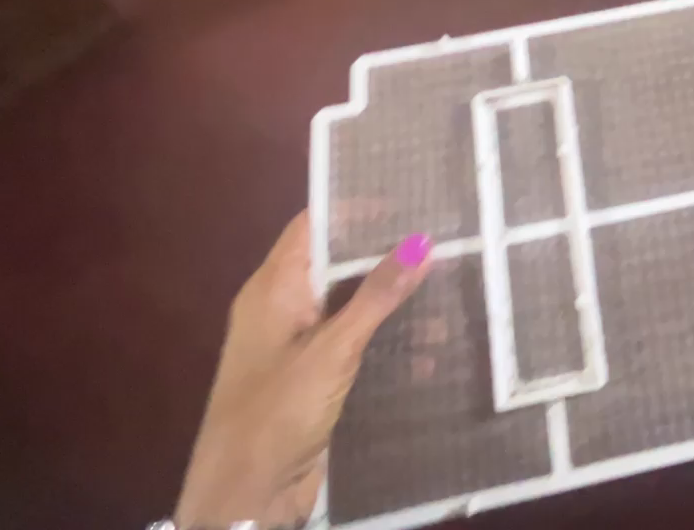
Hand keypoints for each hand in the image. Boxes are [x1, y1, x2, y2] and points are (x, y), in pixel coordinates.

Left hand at [173, 213, 430, 527]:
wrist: (244, 501)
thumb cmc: (276, 413)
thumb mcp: (332, 349)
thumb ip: (377, 295)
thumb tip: (422, 240)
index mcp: (273, 289)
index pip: (313, 225)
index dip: (355, 207)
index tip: (407, 194)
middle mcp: (283, 308)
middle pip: (337, 261)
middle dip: (386, 250)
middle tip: (442, 232)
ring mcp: (298, 343)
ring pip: (352, 302)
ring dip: (393, 296)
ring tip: (449, 278)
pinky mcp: (314, 375)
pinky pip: (356, 339)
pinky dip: (388, 334)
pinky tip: (431, 337)